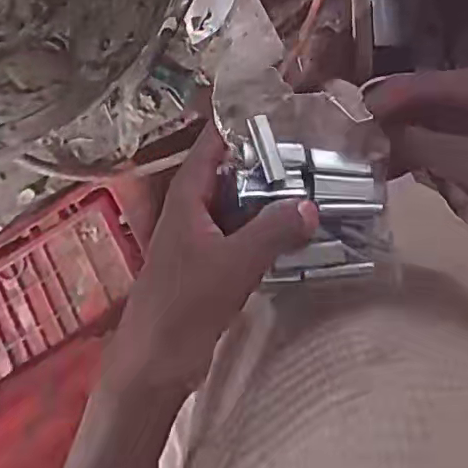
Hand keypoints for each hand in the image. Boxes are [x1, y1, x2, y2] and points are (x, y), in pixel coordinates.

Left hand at [106, 122, 316, 392]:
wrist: (155, 359)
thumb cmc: (185, 302)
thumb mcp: (234, 264)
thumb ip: (272, 232)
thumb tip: (310, 204)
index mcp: (188, 193)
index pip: (213, 143)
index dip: (239, 122)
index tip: (276, 108)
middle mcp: (192, 205)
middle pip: (230, 171)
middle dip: (264, 161)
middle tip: (309, 149)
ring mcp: (200, 232)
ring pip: (237, 202)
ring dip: (267, 196)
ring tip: (311, 183)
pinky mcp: (209, 260)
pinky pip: (240, 230)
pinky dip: (263, 226)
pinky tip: (294, 230)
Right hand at [365, 66, 467, 245]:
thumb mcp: (466, 164)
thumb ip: (415, 143)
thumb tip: (366, 133)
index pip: (408, 86)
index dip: (375, 105)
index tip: (345, 125)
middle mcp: (467, 91)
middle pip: (408, 99)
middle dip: (379, 120)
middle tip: (349, 141)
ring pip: (413, 118)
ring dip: (389, 138)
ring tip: (363, 158)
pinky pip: (425, 137)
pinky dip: (405, 151)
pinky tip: (387, 169)